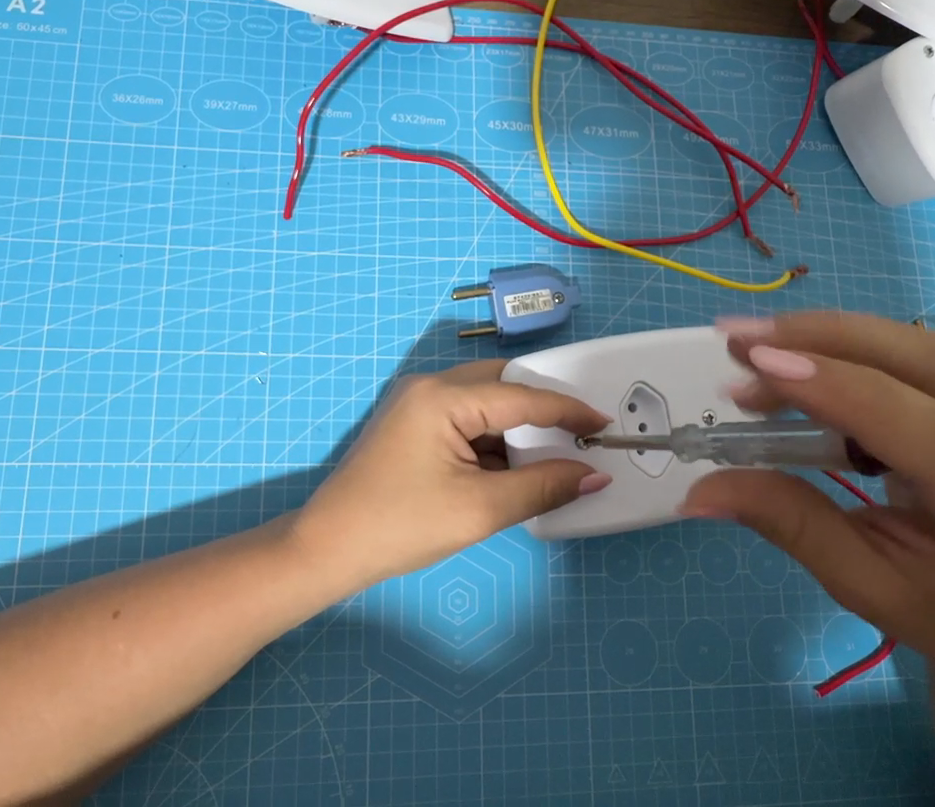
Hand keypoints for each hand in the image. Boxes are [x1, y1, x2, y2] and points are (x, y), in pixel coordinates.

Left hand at [294, 360, 610, 588]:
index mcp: (443, 397)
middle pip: (501, 385)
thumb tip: (593, 475)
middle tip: (578, 437)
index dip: (568, 411)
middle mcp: (429, 388)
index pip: (522, 396)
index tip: (605, 425)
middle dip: (542, 410)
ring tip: (551, 459)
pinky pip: (464, 420)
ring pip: (483, 403)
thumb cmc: (402, 525)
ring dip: (516, 427)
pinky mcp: (411, 427)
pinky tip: (512, 468)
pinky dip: (492, 440)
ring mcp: (416, 406)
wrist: (329, 548)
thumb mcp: (480, 509)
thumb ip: (542, 486)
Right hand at [682, 313, 934, 680]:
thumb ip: (792, 526)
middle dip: (829, 340)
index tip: (761, 365)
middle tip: (738, 341)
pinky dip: (852, 350)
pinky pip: (922, 359)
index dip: (849, 393)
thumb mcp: (865, 588)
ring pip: (926, 349)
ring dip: (833, 338)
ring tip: (753, 348)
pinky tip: (799, 364)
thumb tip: (696, 492)